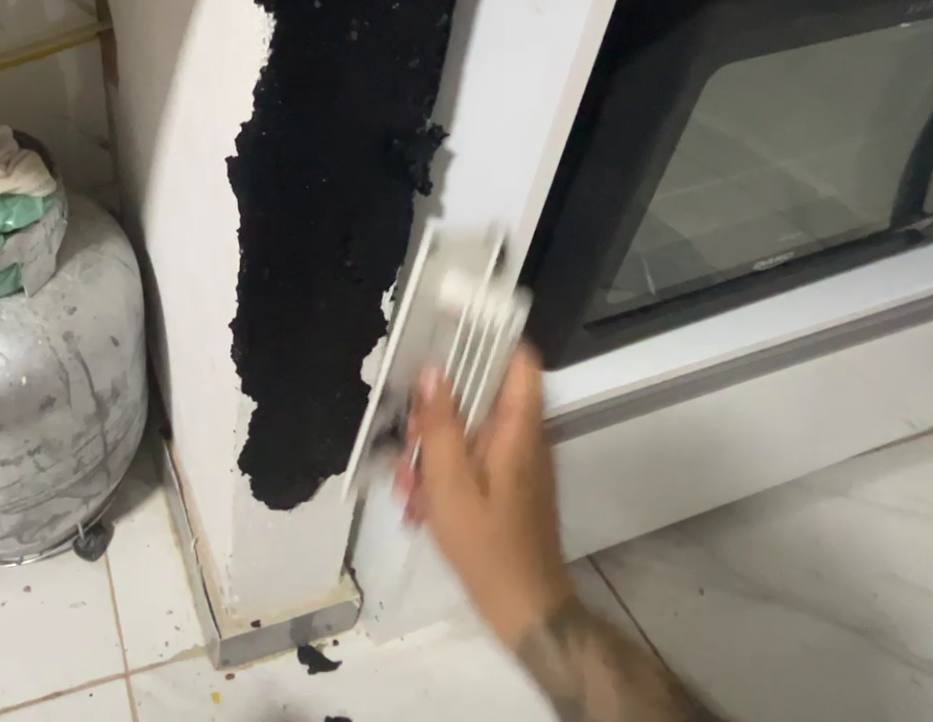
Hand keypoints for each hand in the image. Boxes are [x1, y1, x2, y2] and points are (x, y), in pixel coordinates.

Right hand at [394, 344, 574, 645]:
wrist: (523, 607)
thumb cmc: (486, 543)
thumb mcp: (450, 482)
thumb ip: (441, 423)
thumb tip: (433, 370)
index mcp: (518, 428)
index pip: (519, 360)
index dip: (488, 335)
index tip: (448, 326)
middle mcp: (522, 437)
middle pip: (479, 395)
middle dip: (436, 412)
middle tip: (409, 440)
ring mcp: (515, 461)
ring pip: (467, 429)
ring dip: (431, 450)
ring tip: (410, 486)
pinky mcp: (506, 483)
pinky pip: (469, 458)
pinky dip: (442, 473)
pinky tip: (420, 503)